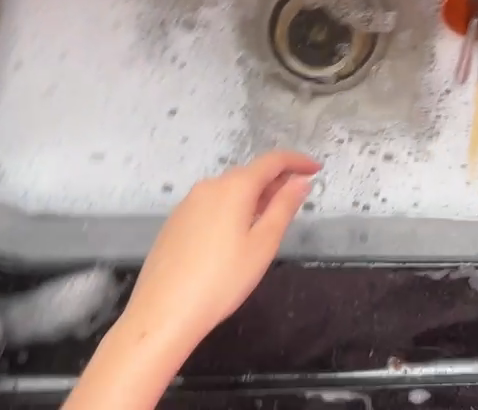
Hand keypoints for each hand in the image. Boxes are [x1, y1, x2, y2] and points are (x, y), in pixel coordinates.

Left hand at [121, 150, 319, 350]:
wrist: (160, 317)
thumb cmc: (221, 280)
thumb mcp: (263, 244)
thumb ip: (284, 206)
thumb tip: (301, 181)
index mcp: (235, 187)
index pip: (273, 160)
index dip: (298, 161)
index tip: (316, 168)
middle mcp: (210, 186)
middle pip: (250, 173)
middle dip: (276, 181)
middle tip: (295, 200)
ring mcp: (188, 204)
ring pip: (230, 189)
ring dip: (253, 196)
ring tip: (266, 221)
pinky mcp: (175, 223)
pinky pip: (212, 204)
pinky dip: (231, 208)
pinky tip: (233, 236)